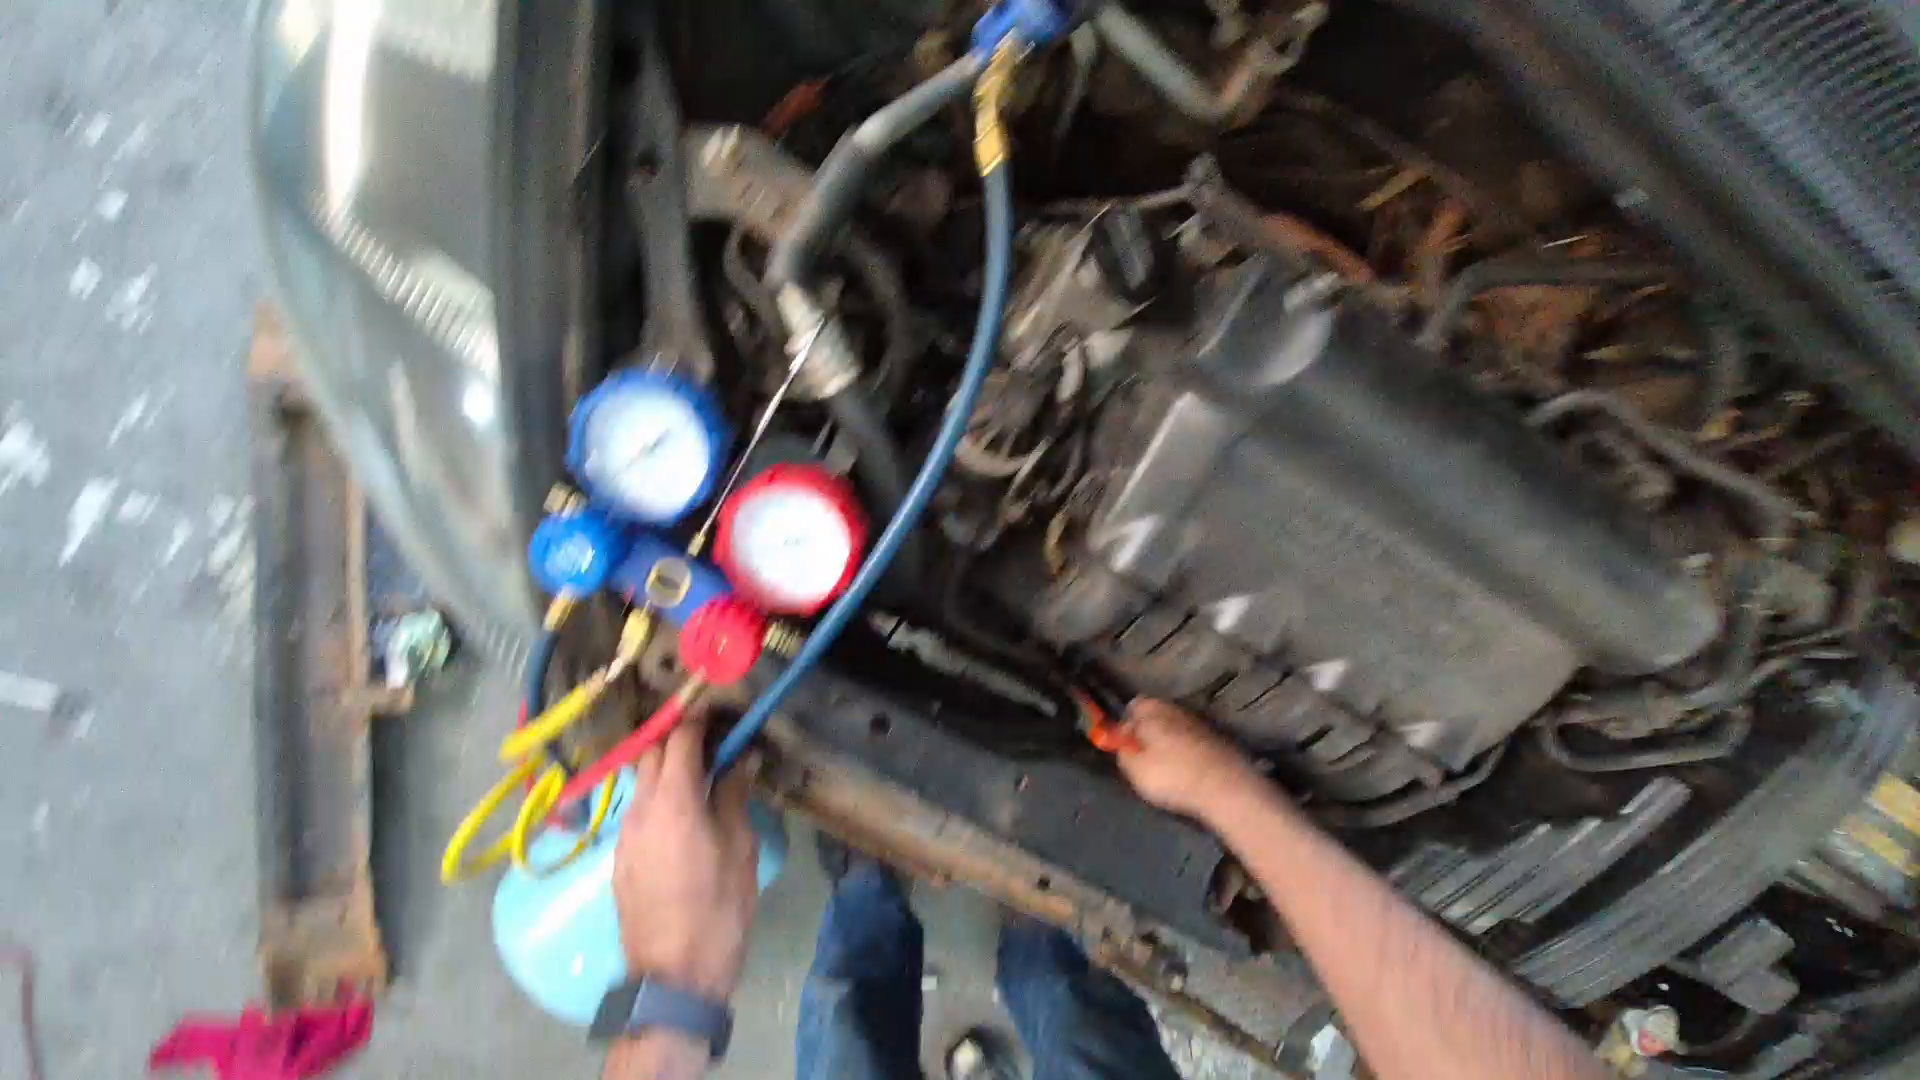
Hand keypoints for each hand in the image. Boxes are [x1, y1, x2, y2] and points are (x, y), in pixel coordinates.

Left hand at [612, 709, 758, 1000]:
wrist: (674, 973)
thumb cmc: (718, 906)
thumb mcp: (739, 847)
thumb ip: (734, 795)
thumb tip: (741, 759)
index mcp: (672, 800)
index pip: (678, 739)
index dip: (697, 719)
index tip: (718, 710)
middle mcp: (640, 809)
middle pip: (650, 753)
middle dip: (676, 738)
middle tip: (711, 740)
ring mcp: (624, 835)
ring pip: (640, 781)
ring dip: (665, 768)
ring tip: (699, 774)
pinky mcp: (620, 858)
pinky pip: (637, 809)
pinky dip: (657, 796)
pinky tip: (683, 813)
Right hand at [1114, 699, 1264, 820]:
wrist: (1227, 787)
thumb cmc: (1173, 775)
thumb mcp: (1135, 769)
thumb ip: (1123, 753)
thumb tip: (1124, 745)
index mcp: (1152, 709)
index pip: (1132, 706)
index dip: (1126, 725)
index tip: (1127, 746)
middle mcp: (1176, 708)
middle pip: (1155, 715)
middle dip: (1148, 732)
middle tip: (1145, 759)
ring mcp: (1200, 722)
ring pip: (1176, 728)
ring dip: (1170, 742)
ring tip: (1168, 768)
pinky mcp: (1218, 739)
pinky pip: (1193, 741)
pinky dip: (1189, 752)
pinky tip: (1189, 771)